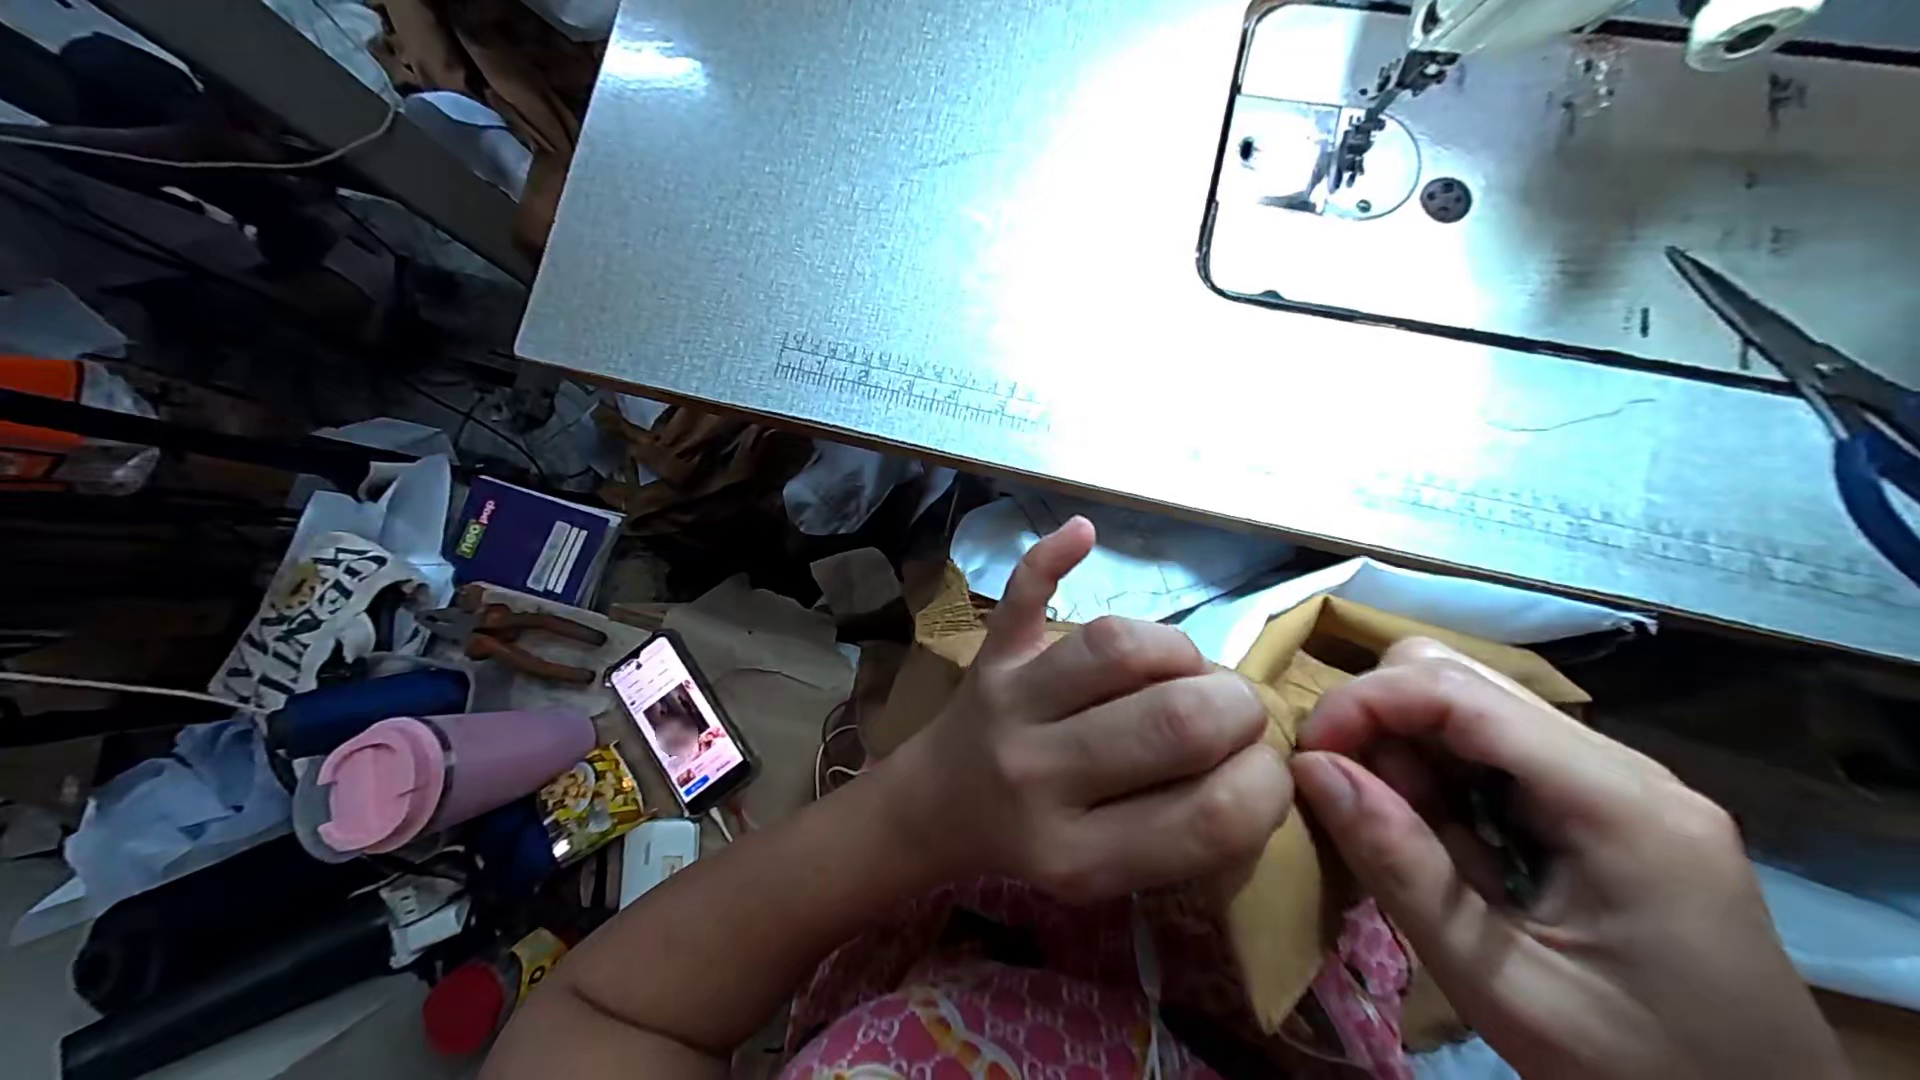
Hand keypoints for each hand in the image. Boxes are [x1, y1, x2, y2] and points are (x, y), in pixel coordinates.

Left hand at [883, 517, 1291, 902]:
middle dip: (1235, 709)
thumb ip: (1187, 830)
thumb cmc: (1037, 842)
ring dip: (1178, 651)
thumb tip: (1258, 753)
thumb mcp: (1109, 875)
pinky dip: (1051, 558)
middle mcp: (1039, 776)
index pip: (1211, 816)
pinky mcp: (990, 654)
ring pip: (1117, 647)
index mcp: (1081, 857)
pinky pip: (1021, 595)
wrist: (938, 807)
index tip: (1261, 768)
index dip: (1265, 785)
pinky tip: (1085, 532)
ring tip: (1183, 670)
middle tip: (1232, 712)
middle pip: (1174, 722)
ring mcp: (1008, 702)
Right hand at [1291, 638, 1845, 1079]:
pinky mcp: (1597, 795)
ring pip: (1464, 701)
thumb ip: (1399, 867)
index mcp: (1618, 802)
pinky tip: (1442, 832)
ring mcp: (1614, 776)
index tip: (1308, 757)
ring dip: (1403, 746)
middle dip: (1379, 719)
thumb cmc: (1633, 1070)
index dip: (1363, 704)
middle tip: (1358, 798)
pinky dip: (1433, 769)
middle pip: (1457, 676)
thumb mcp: (1496, 982)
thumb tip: (1309, 766)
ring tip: (1404, 827)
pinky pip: (1485, 743)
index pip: (1456, 690)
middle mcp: (1621, 764)